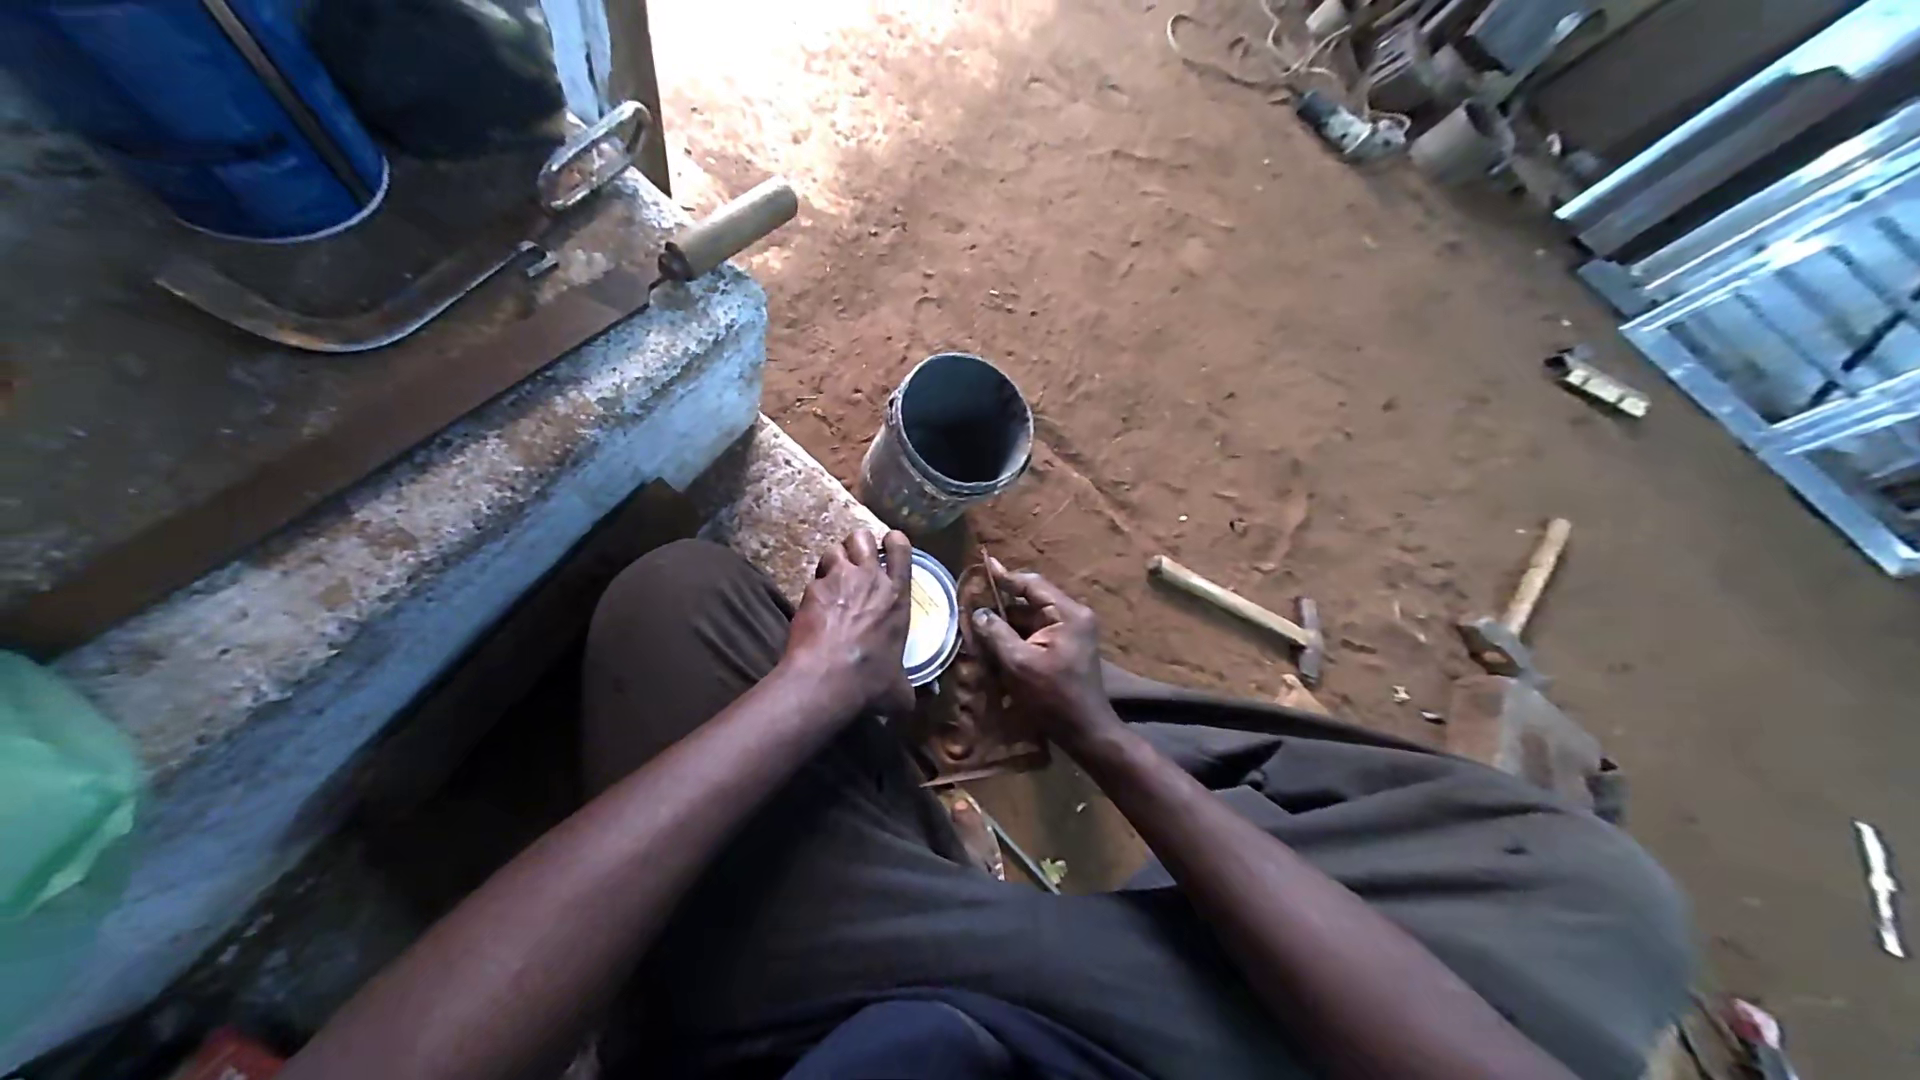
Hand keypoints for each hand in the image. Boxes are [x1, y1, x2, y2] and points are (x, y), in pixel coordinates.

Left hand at [783, 530, 915, 718]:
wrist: (827, 678)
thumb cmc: (870, 681)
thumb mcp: (899, 688)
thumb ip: (909, 688)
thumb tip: (918, 701)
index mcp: (897, 596)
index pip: (901, 548)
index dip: (894, 541)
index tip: (888, 545)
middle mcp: (870, 579)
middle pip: (862, 537)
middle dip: (858, 544)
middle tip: (855, 562)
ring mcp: (838, 581)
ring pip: (834, 549)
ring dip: (834, 561)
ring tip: (832, 579)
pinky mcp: (811, 590)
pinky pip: (814, 577)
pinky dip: (814, 587)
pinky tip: (814, 605)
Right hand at [968, 559, 1116, 744]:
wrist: (1085, 731)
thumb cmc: (1053, 696)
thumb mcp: (1018, 663)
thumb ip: (996, 633)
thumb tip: (978, 612)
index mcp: (1068, 614)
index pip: (1032, 585)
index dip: (1005, 577)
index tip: (983, 566)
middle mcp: (1073, 616)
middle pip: (1031, 601)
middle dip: (1002, 604)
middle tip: (973, 603)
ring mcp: (1072, 632)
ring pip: (1031, 618)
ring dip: (1007, 622)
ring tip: (979, 624)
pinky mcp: (1066, 648)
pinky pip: (1036, 633)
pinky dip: (1017, 636)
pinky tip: (995, 643)